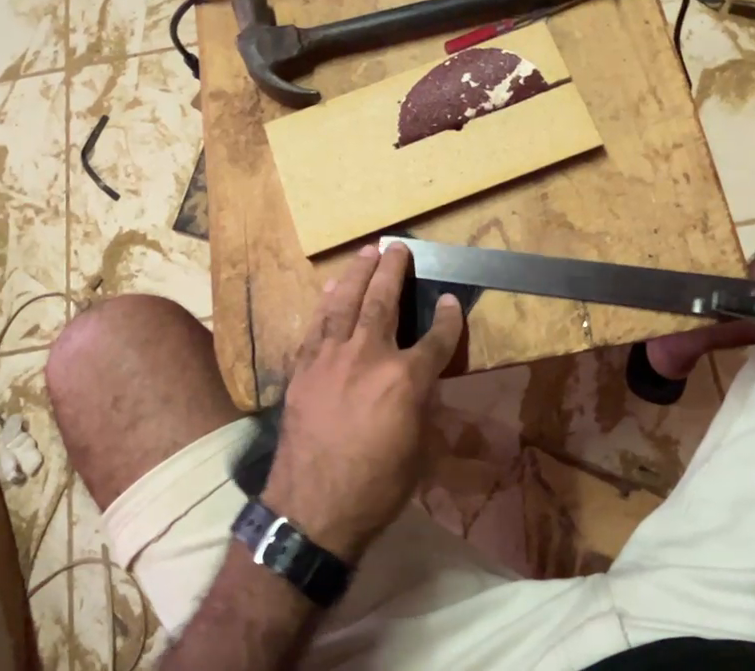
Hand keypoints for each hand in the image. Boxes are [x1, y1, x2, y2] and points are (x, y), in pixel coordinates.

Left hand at [265, 242, 464, 561]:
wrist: (313, 508)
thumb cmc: (377, 487)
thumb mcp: (418, 450)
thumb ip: (422, 404)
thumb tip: (423, 381)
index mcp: (406, 380)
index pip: (436, 339)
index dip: (448, 318)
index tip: (451, 300)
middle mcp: (368, 357)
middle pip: (383, 301)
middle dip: (393, 270)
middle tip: (398, 246)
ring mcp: (331, 359)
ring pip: (344, 302)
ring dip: (357, 273)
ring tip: (366, 252)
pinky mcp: (303, 368)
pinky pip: (316, 325)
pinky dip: (325, 303)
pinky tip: (329, 288)